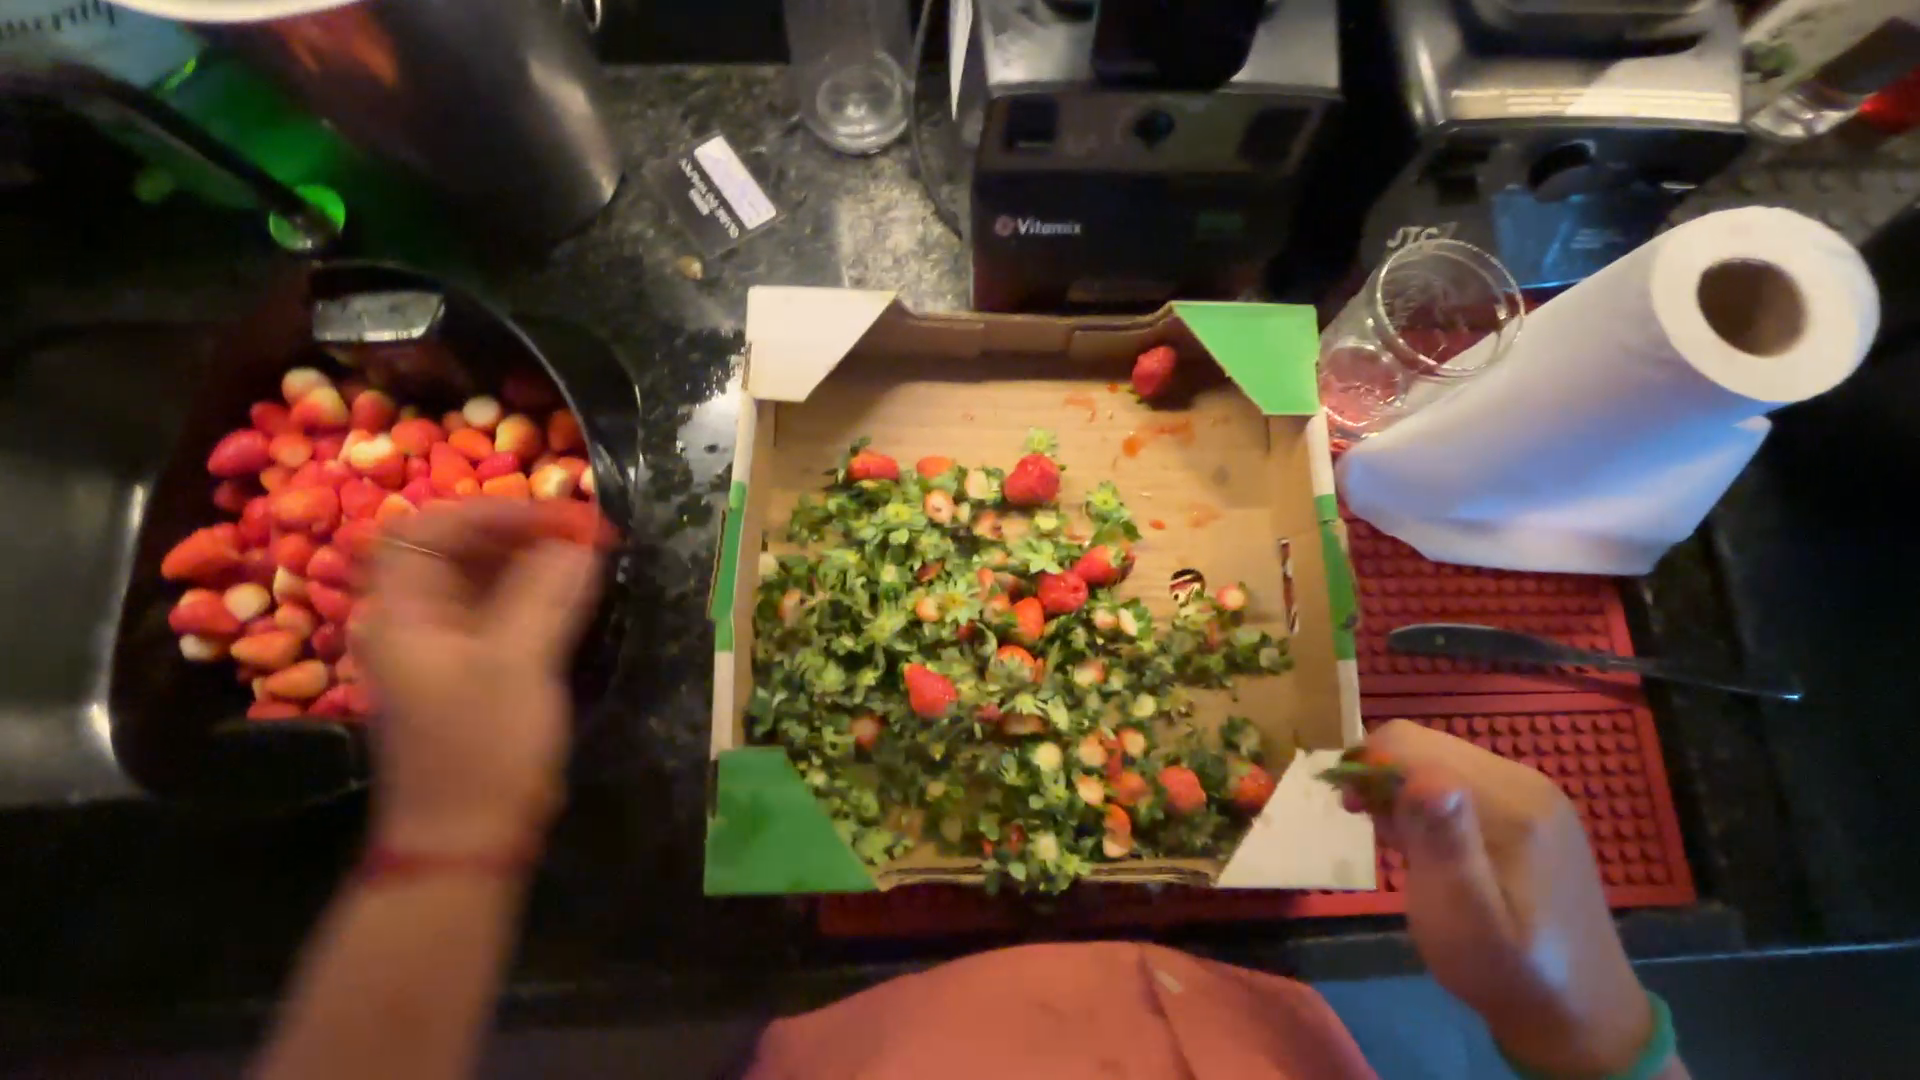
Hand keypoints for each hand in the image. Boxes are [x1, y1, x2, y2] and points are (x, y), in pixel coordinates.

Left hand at [358, 500, 602, 856]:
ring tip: (592, 556)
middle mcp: (418, 619)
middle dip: (523, 532)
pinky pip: (508, 609)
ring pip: (488, 578)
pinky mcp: (479, 667)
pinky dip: (542, 592)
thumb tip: (582, 540)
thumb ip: (548, 593)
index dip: (494, 512)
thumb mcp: (517, 664)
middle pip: (460, 549)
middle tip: (587, 533)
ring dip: (538, 560)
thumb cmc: (483, 748)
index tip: (560, 519)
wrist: (468, 839)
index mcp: (403, 612)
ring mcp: (448, 645)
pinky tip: (580, 592)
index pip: (431, 528)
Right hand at [1356, 720, 1654, 1077]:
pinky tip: (1428, 844)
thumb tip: (1420, 775)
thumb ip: (1445, 844)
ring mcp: (1529, 792)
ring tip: (1401, 846)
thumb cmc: (1507, 970)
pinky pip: (1455, 778)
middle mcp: (1523, 780)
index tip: (1352, 812)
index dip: (1366, 767)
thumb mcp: (1465, 918)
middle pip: (1421, 744)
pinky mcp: (1526, 808)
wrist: (1579, 1014)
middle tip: (1377, 835)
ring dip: (1401, 792)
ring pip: (1434, 758)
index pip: (1408, 744)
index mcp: (1509, 801)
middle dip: (1382, 779)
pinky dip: (1425, 801)